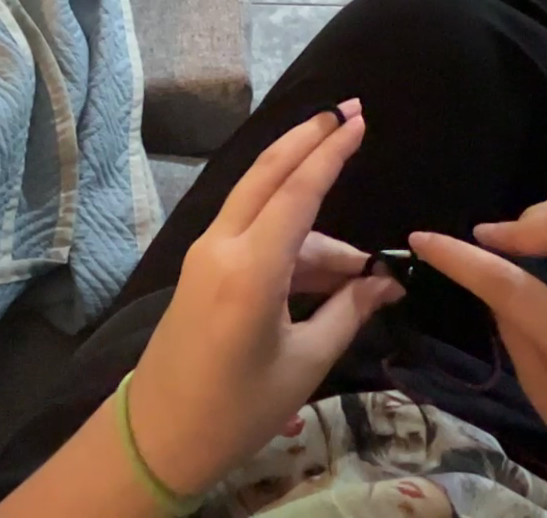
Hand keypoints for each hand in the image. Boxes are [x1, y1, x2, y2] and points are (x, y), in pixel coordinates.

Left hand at [126, 100, 403, 495]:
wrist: (159, 435)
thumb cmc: (236, 409)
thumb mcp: (303, 363)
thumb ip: (348, 312)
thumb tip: (387, 282)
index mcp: (250, 269)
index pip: (297, 191)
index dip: (331, 151)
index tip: (358, 119)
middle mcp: (223, 244)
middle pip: (268, 171)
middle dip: (309, 137)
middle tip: (349, 110)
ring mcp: (208, 249)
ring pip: (264, 203)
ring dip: (313, 218)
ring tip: (363, 268)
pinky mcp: (204, 262)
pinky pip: (253, 228)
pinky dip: (291, 237)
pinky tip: (328, 271)